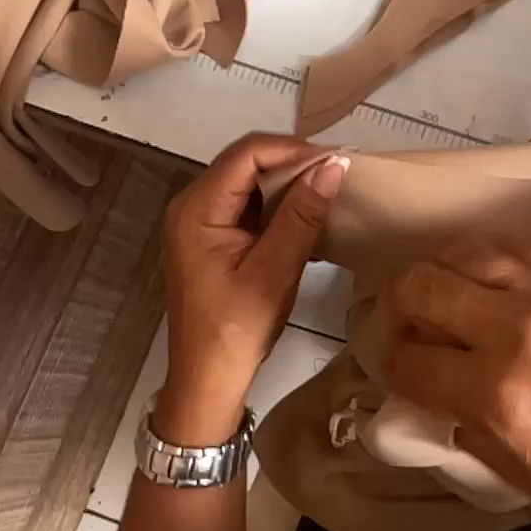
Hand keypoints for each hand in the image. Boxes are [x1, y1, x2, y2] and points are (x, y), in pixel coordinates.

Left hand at [158, 133, 346, 443]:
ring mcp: (201, 221)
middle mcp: (192, 205)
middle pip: (245, 162)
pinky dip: (279, 205)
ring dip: (289, 183)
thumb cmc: (237, 329)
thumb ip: (302, 215)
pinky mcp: (214, 237)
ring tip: (330, 188)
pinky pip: (249, 205)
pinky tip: (308, 213)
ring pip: (249, 182)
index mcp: (196, 209)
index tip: (337, 160)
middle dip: (293, 162)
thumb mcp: (274, 271)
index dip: (293, 150)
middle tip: (338, 171)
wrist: (207, 381)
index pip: (247, 155)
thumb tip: (333, 167)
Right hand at [377, 240, 530, 530]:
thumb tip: (429, 393)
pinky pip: (508, 245)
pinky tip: (484, 280)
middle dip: (393, 310)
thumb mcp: (527, 479)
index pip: (408, 359)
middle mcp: (515, 328)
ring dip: (435, 274)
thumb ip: (465, 429)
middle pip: (417, 286)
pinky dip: (482, 260)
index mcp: (500, 392)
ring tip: (438, 299)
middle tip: (404, 331)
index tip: (396, 372)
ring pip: (459, 252)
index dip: (389, 367)